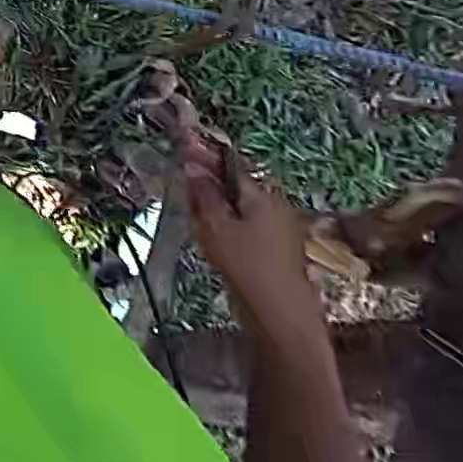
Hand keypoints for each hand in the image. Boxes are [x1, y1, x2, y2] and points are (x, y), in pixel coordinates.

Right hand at [177, 137, 321, 341]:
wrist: (282, 315)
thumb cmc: (246, 264)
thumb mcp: (215, 225)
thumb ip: (203, 193)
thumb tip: (192, 164)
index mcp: (262, 194)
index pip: (228, 163)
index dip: (204, 153)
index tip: (181, 146)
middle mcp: (275, 204)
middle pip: (235, 183)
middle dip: (209, 179)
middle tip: (183, 185)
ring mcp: (280, 227)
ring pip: (240, 203)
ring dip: (217, 201)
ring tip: (195, 212)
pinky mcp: (278, 247)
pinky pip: (247, 222)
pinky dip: (228, 220)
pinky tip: (213, 234)